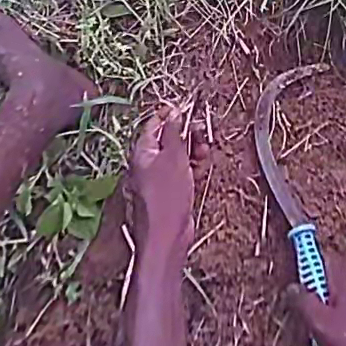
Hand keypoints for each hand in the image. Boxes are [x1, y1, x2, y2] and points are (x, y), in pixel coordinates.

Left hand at [128, 108, 193, 257]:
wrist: (168, 235)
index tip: (187, 110)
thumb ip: (174, 132)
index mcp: (142, 151)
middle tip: (201, 133)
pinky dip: (193, 166)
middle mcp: (148, 162)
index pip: (155, 123)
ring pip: (179, 154)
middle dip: (187, 134)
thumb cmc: (166, 197)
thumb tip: (174, 112)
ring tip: (203, 154)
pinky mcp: (171, 189)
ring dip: (193, 150)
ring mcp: (160, 176)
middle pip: (169, 138)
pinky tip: (201, 169)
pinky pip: (183, 170)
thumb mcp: (174, 157)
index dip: (171, 114)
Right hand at [285, 250, 345, 345]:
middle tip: (299, 322)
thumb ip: (301, 300)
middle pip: (319, 284)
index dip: (303, 262)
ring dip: (314, 331)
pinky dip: (325, 343)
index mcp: (342, 275)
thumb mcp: (317, 320)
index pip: (319, 254)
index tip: (291, 275)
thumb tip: (292, 288)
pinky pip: (334, 329)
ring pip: (324, 311)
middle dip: (306, 306)